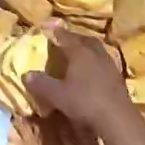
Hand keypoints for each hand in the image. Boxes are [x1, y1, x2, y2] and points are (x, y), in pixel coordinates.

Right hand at [26, 28, 140, 135]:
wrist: (117, 117)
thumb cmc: (84, 102)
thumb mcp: (57, 95)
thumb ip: (41, 84)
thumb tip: (26, 74)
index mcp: (79, 52)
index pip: (65, 37)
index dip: (56, 32)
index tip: (48, 27)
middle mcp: (95, 53)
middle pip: (83, 39)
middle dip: (73, 37)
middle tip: (64, 38)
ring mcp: (109, 63)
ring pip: (96, 48)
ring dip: (86, 47)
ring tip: (78, 51)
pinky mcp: (117, 76)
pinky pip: (103, 60)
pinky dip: (95, 60)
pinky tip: (92, 69)